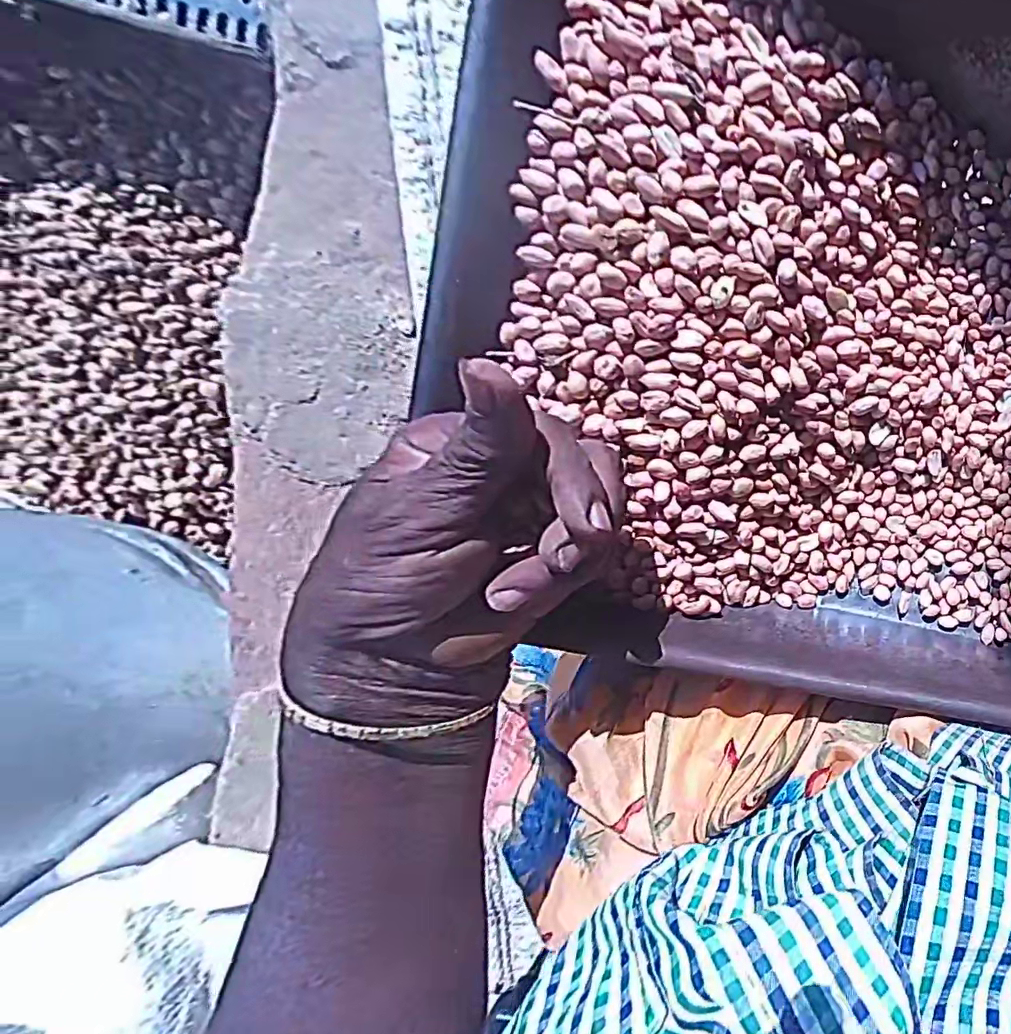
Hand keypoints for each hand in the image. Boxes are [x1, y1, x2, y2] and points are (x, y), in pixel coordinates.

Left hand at [280, 359, 623, 755]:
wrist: (395, 669)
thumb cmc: (382, 582)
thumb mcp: (424, 511)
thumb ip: (478, 445)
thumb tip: (486, 364)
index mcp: (468, 442)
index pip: (547, 430)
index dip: (573, 474)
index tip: (584, 522)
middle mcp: (512, 467)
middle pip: (589, 463)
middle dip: (582, 516)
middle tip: (565, 559)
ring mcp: (542, 507)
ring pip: (605, 502)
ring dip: (577, 550)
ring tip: (526, 586)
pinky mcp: (562, 546)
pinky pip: (601, 546)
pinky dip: (573, 575)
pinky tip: (522, 596)